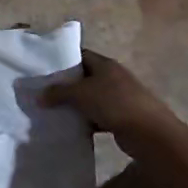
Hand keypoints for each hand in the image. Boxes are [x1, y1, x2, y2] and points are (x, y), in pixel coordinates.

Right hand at [44, 50, 177, 139]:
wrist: (149, 132)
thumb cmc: (114, 103)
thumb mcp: (81, 94)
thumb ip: (59, 92)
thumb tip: (38, 96)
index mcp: (105, 64)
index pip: (80, 55)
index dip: (62, 60)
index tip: (44, 69)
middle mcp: (113, 77)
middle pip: (84, 77)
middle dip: (66, 85)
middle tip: (44, 93)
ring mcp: (119, 97)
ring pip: (91, 98)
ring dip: (75, 105)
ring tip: (53, 111)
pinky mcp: (122, 117)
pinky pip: (98, 116)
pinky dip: (86, 121)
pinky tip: (72, 128)